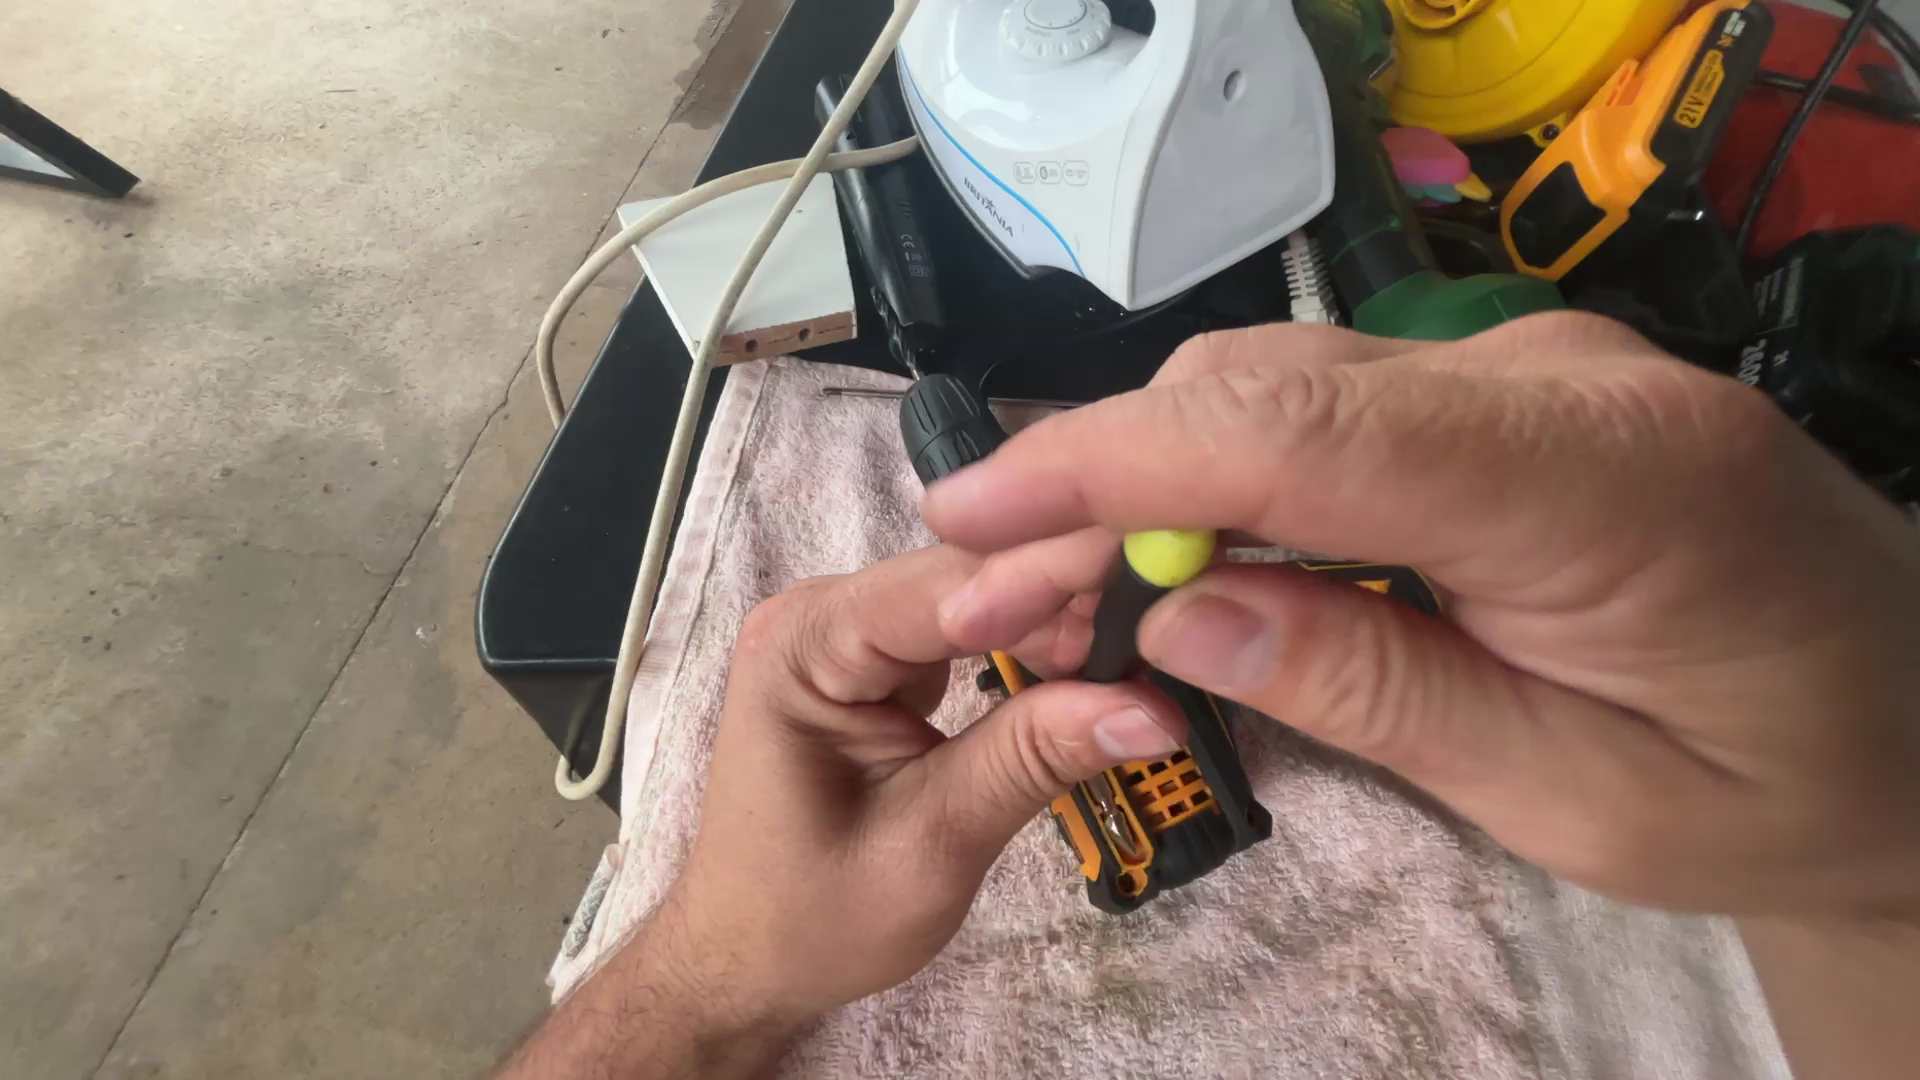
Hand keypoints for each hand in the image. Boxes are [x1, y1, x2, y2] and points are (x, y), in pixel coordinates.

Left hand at [660, 544, 1184, 1021]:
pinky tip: (1084, 657)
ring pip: (972, 592)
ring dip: (1055, 616)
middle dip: (1063, 596)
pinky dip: (1028, 639)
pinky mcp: (877, 650)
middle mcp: (822, 611)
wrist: (750, 948)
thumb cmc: (813, 916)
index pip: (941, 585)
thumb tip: (1153, 707)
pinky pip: (966, 623)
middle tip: (1167, 624)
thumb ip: (1030, 760)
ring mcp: (849, 626)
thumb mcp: (930, 846)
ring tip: (1138, 643)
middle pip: (961, 576)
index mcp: (805, 644)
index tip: (1153, 586)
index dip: (1045, 579)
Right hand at [922, 313, 1919, 918]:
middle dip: (1088, 492)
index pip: (1293, 434)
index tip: (972, 509)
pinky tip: (1152, 550)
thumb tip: (1181, 613)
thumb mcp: (1576, 799)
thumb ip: (1375, 689)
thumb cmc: (1773, 786)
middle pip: (1244, 399)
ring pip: (1248, 393)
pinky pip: (1288, 413)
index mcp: (1598, 482)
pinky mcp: (1460, 397)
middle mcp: (1535, 383)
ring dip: (1129, 489)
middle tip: (990, 587)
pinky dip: (1194, 483)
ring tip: (1051, 582)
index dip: (1109, 463)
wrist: (1918, 716)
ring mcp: (1494, 374)